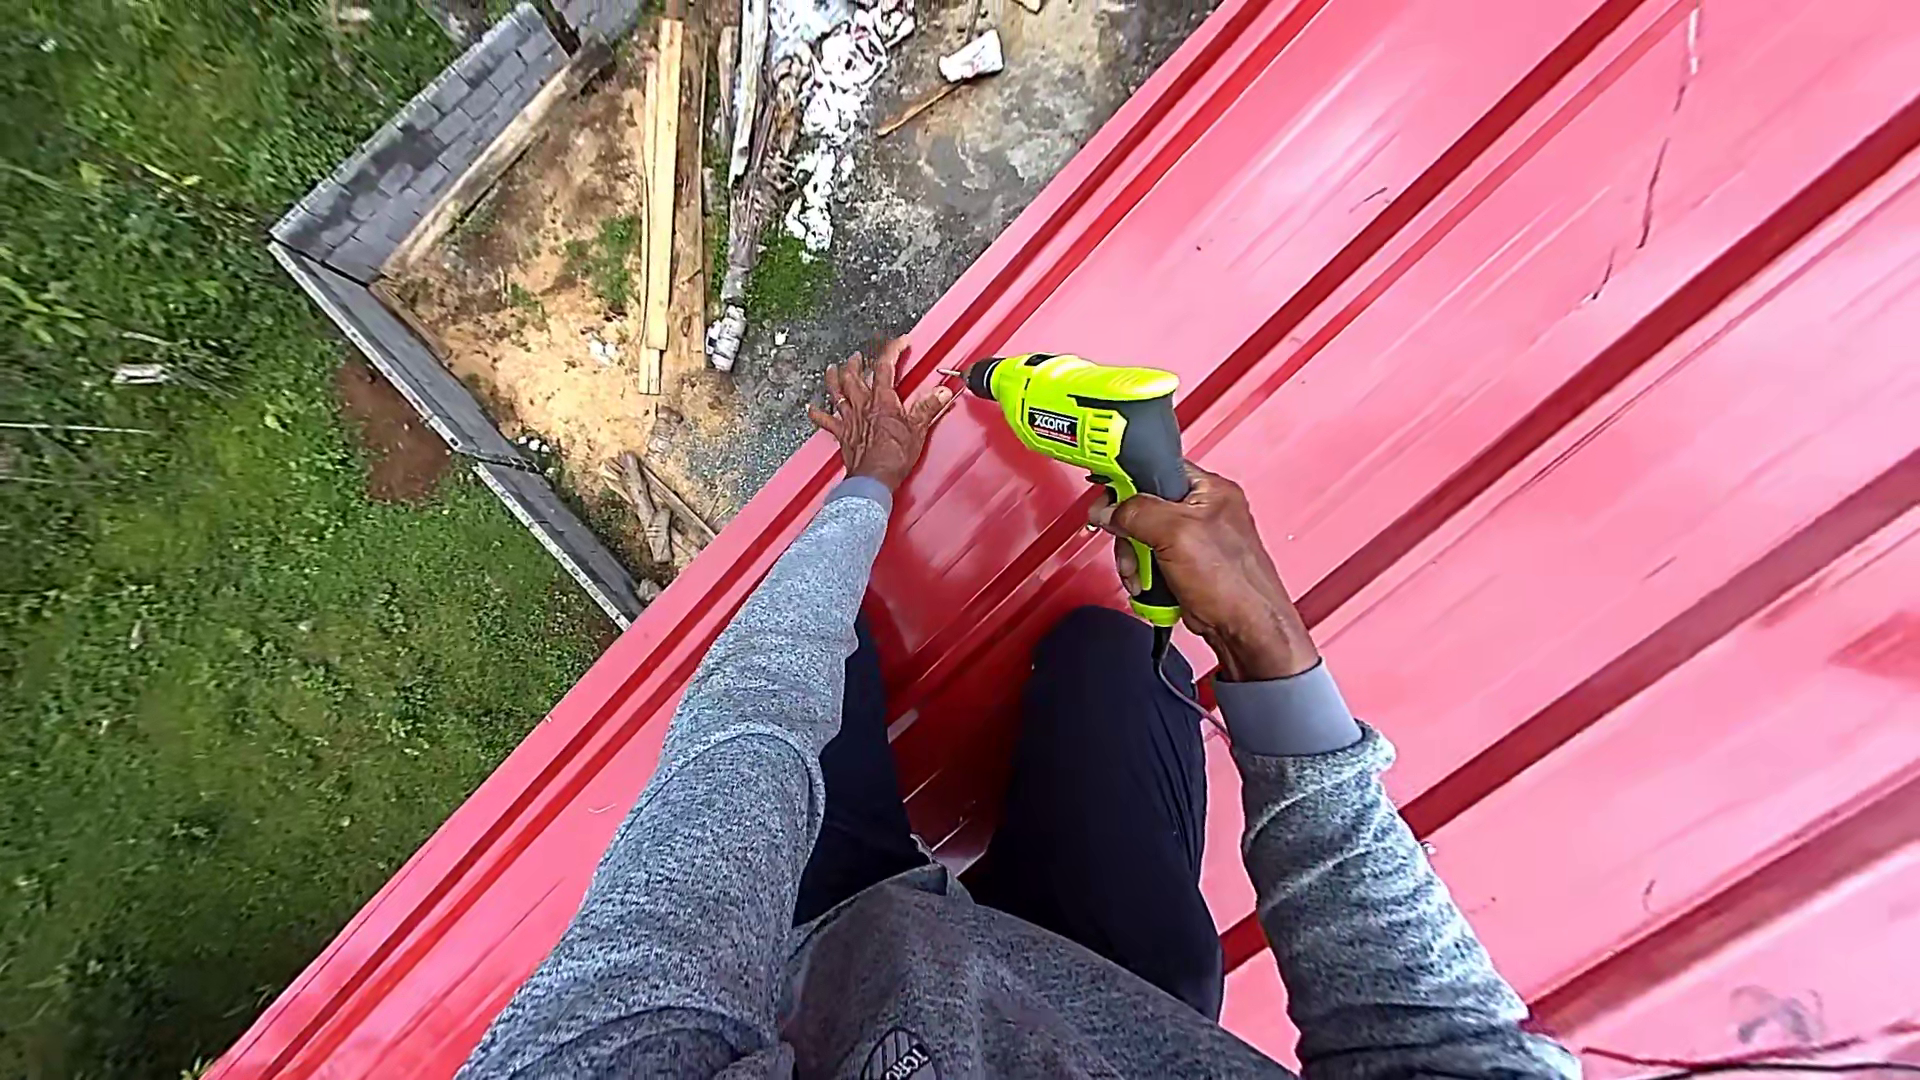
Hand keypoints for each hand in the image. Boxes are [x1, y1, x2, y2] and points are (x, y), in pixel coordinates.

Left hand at [807, 337, 953, 491]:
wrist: (874, 478)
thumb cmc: (894, 457)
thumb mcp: (918, 430)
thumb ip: (928, 408)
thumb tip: (942, 392)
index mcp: (882, 401)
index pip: (886, 366)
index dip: (893, 349)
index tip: (901, 342)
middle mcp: (862, 406)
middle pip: (854, 375)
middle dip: (857, 362)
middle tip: (858, 356)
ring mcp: (850, 419)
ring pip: (837, 391)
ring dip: (834, 378)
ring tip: (833, 368)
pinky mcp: (842, 433)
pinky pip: (825, 420)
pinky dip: (817, 413)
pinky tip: (812, 407)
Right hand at [1089, 462, 1319, 680]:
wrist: (1244, 631)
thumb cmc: (1234, 584)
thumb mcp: (1176, 534)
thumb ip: (1138, 512)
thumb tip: (1109, 507)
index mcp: (1209, 490)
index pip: (1156, 468)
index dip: (1128, 480)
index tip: (1107, 495)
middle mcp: (1202, 510)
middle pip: (1141, 506)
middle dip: (1129, 533)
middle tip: (1129, 546)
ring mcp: (1191, 538)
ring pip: (1140, 535)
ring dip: (1133, 558)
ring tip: (1141, 573)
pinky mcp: (1183, 563)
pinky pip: (1147, 558)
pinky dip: (1141, 573)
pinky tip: (1148, 584)